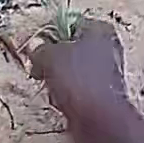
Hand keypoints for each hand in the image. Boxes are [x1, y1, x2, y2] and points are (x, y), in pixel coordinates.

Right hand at [29, 18, 140, 142]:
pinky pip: (77, 89)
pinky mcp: (102, 94)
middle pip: (70, 49)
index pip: (69, 24)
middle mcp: (108, 48)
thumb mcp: (50, 57)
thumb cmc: (78, 81)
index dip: (49, 36)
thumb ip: (40, 49)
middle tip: (40, 70)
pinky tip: (61, 102)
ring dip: (58, 80)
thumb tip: (35, 48)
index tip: (37, 49)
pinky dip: (67, 95)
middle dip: (53, 60)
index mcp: (100, 30)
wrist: (97, 118)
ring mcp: (107, 73)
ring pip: (72, 71)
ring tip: (52, 89)